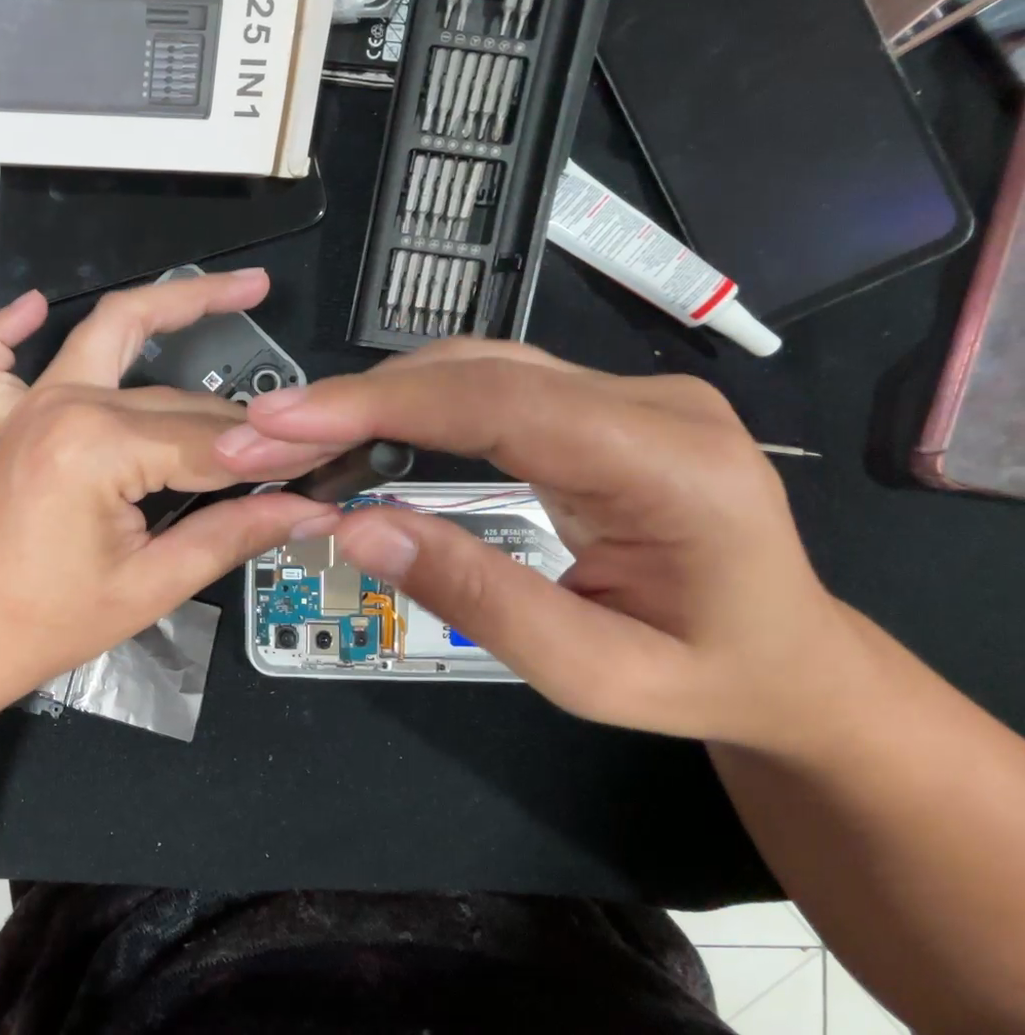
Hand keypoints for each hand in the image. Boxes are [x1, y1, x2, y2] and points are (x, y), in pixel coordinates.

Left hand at [0, 270, 338, 727]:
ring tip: (244, 290)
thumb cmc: (46, 624)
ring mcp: (29, 408)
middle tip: (305, 435)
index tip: (325, 462)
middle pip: (176, 400)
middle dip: (244, 420)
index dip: (273, 456)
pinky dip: (11, 331)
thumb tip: (311, 510)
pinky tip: (37, 306)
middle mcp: (64, 405)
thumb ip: (233, 534)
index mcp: (97, 447)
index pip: (211, 441)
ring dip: (171, 309)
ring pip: (111, 340)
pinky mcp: (7, 425)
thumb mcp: (150, 585)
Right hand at [214, 339, 860, 749]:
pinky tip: (354, 431)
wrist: (790, 659)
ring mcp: (626, 396)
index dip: (376, 406)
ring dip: (370, 400)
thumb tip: (352, 525)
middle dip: (351, 402)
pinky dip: (406, 408)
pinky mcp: (598, 407)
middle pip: (475, 373)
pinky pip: (486, 390)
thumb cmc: (701, 676)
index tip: (277, 423)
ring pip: (473, 370)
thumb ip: (478, 597)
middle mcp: (651, 404)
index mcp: (671, 463)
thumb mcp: (589, 671)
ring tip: (288, 439)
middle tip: (255, 442)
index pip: (498, 404)